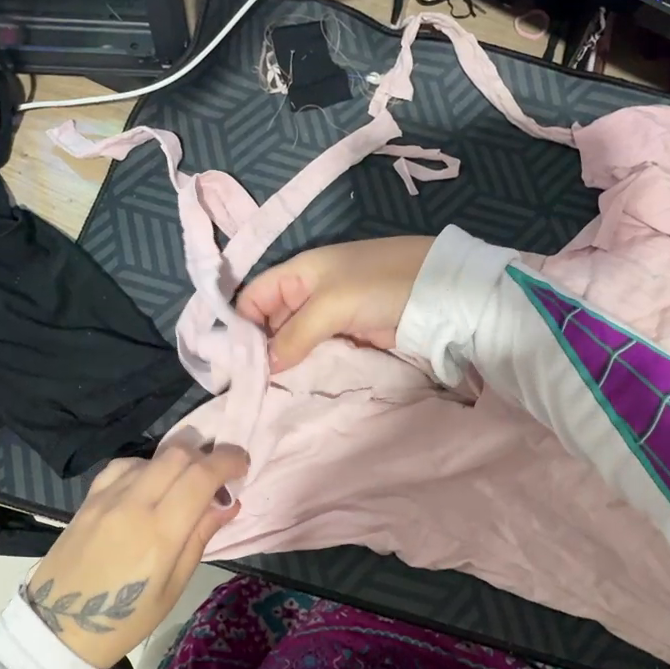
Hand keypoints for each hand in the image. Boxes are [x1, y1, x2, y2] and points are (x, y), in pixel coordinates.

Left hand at [25, 442, 248, 668]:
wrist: (57, 630)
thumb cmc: (125, 619)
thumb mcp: (173, 587)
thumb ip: (200, 537)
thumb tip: (227, 503)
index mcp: (160, 533)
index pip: (201, 475)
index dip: (228, 462)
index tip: (243, 465)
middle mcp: (133, 505)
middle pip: (178, 454)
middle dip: (206, 456)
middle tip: (218, 474)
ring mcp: (107, 498)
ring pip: (152, 456)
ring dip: (177, 461)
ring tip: (185, 484)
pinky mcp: (88, 499)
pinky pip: (124, 465)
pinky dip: (146, 466)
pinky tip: (150, 484)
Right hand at [234, 235, 434, 371]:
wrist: (439, 291)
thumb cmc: (380, 285)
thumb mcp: (331, 304)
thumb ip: (295, 334)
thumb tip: (265, 364)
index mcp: (298, 273)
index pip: (253, 297)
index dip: (238, 325)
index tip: (230, 363)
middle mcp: (308, 293)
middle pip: (271, 322)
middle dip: (259, 350)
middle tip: (246, 388)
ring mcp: (330, 315)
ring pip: (294, 341)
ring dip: (283, 363)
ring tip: (265, 395)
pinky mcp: (351, 335)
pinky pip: (319, 352)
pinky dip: (307, 367)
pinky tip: (294, 389)